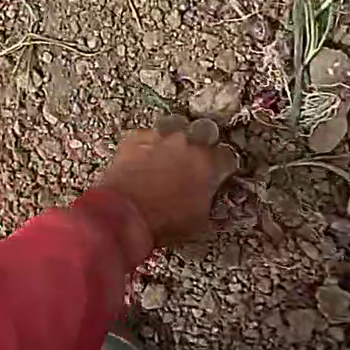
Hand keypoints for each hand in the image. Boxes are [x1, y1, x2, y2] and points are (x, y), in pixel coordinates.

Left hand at [94, 116, 239, 246]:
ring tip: (167, 157)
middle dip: (199, 146)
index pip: (225, 155)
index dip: (222, 164)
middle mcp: (187, 143)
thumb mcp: (199, 218)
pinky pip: (146, 135)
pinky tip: (143, 158)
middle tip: (191, 163)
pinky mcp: (135, 139)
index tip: (218, 171)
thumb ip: (209, 198)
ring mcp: (160, 138)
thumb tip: (208, 197)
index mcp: (207, 162)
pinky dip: (146, 145)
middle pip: (202, 134)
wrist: (124, 215)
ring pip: (174, 128)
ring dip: (173, 141)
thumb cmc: (162, 221)